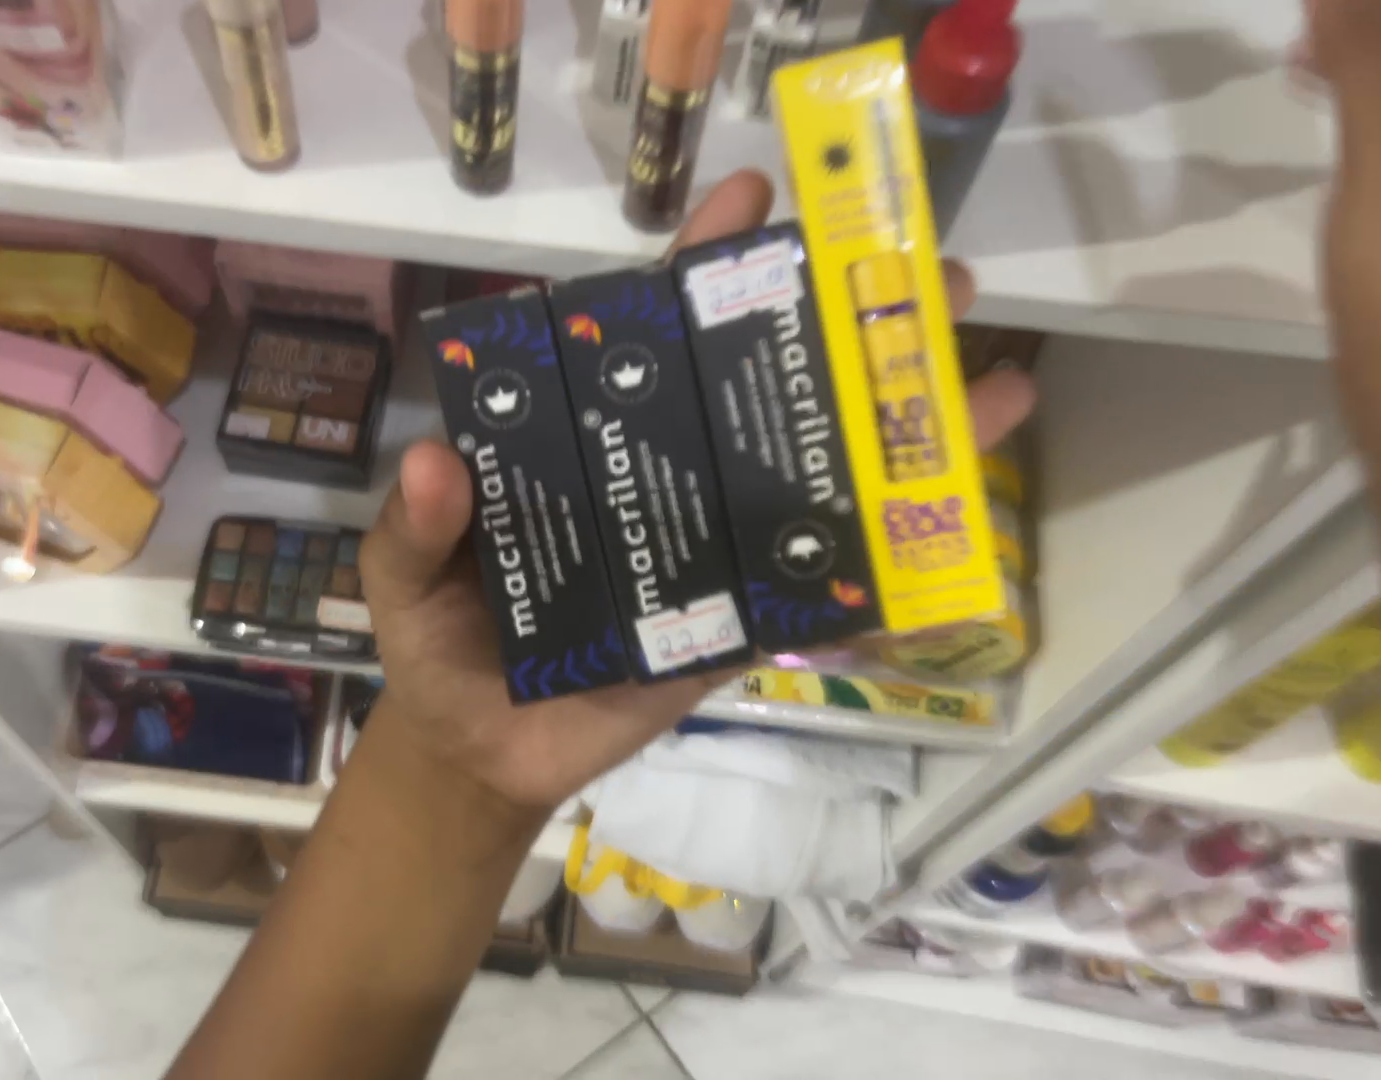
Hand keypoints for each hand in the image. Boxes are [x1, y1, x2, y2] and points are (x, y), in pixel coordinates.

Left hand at [358, 169, 1036, 818]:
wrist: (481, 752)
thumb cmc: (438, 650)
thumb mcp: (404, 577)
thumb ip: (415, 525)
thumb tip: (440, 459)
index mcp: (575, 455)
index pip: (635, 350)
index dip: (686, 276)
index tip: (748, 204)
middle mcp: (648, 486)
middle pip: (736, 397)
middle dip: (822, 332)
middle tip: (911, 274)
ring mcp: (696, 556)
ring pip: (791, 484)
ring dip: (881, 433)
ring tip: (977, 378)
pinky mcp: (725, 632)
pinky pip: (802, 598)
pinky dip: (871, 571)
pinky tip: (951, 526)